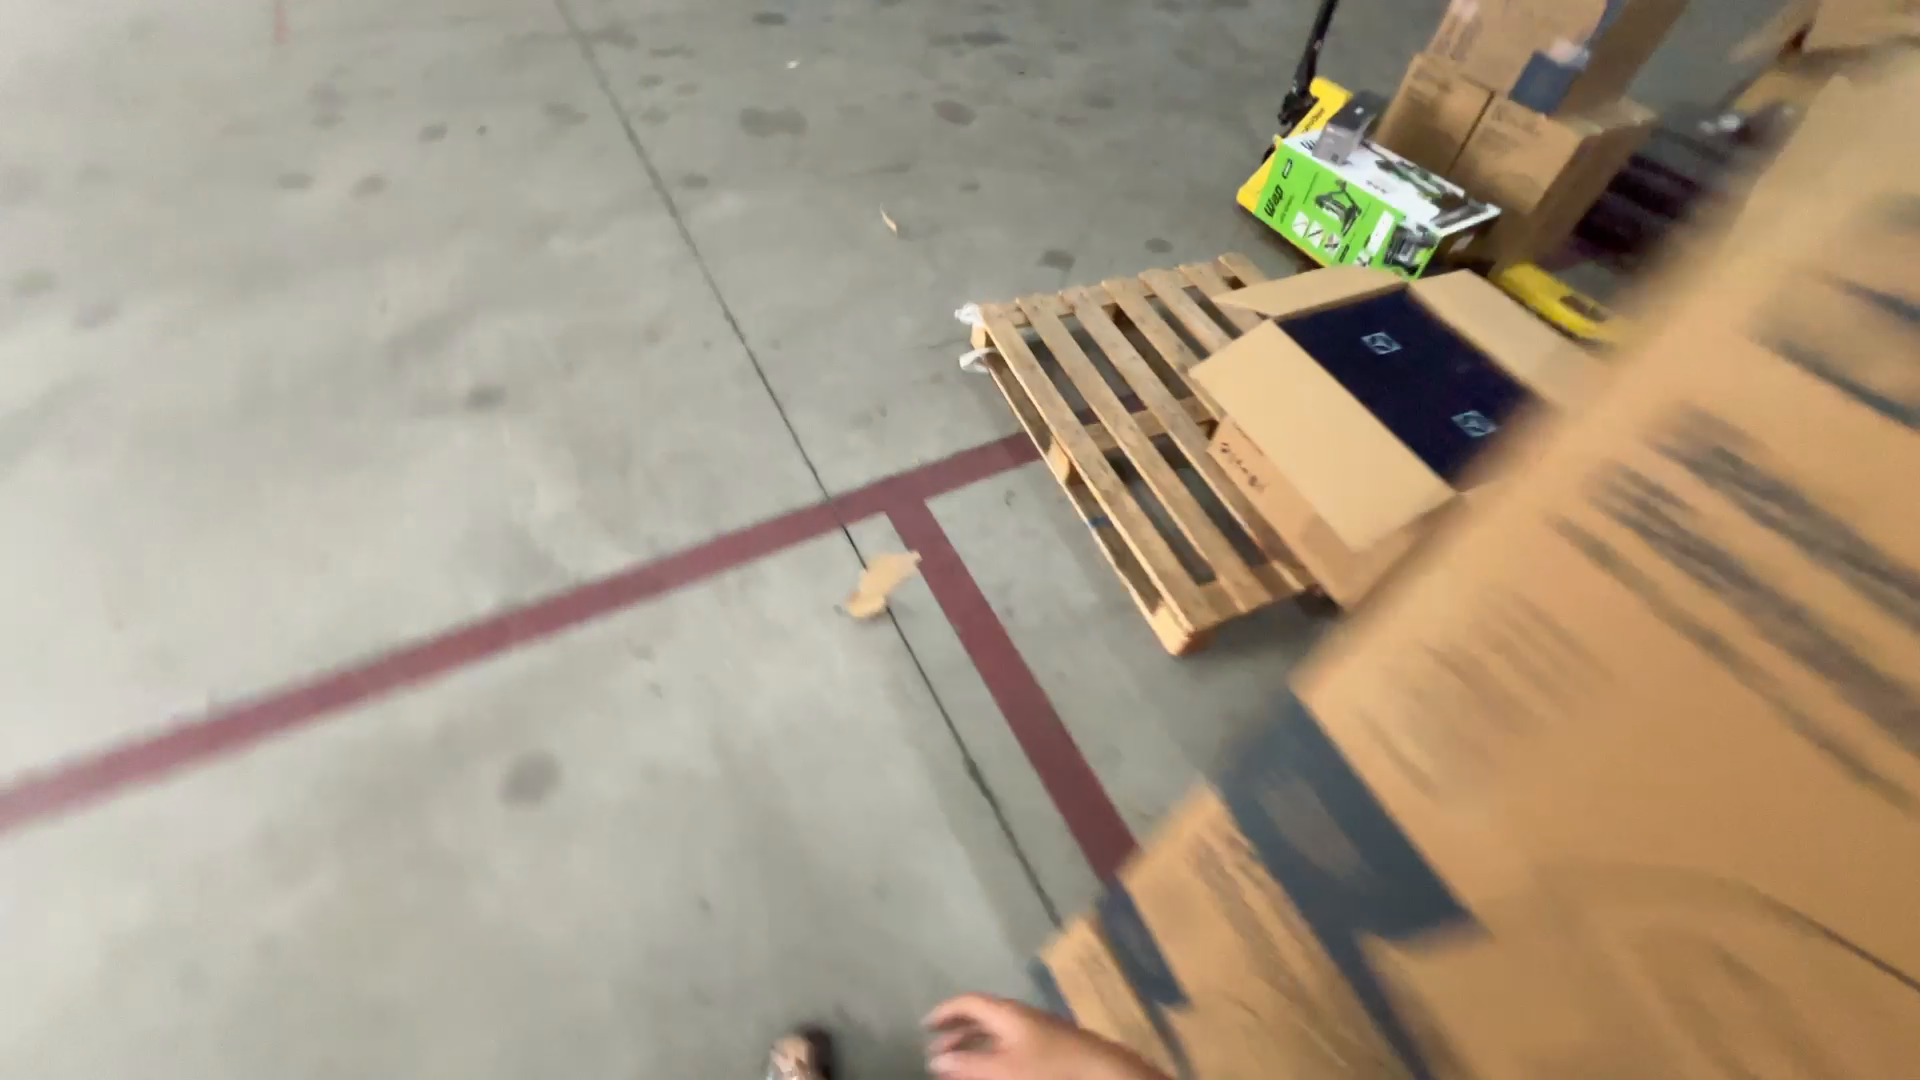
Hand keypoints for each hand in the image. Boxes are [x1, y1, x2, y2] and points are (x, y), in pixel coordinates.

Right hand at [922, 994, 1170, 1079]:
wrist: (1103, 1072)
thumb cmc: (1050, 1067)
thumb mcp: (1004, 1069)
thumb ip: (969, 1065)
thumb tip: (935, 1058)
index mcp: (1006, 1012)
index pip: (968, 1002)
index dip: (945, 1011)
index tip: (924, 1024)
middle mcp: (1019, 1015)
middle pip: (981, 1016)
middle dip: (957, 1031)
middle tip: (935, 1049)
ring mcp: (1035, 1030)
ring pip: (996, 1032)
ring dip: (974, 1045)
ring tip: (957, 1066)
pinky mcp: (1047, 1047)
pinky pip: (1009, 1044)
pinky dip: (992, 1054)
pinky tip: (990, 1071)